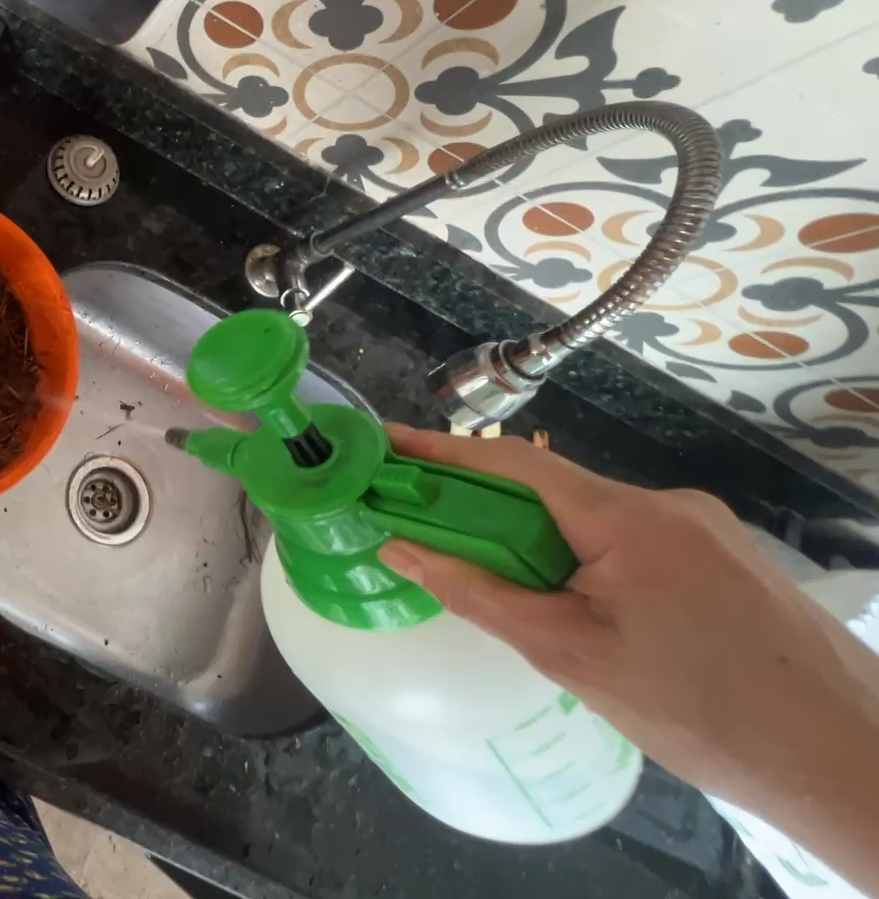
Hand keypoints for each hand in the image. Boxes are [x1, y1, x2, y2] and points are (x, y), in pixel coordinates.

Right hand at [376, 424, 878, 890]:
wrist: (863, 773)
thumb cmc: (701, 712)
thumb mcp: (566, 653)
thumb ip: (474, 592)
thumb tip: (398, 550)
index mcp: (630, 519)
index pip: (514, 462)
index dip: (442, 449)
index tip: (385, 442)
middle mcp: (670, 506)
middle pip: (549, 488)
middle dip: (481, 504)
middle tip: (423, 526)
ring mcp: (706, 530)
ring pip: (587, 516)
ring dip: (532, 537)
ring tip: (504, 588)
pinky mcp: (726, 558)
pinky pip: (625, 538)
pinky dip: (576, 555)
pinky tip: (575, 604)